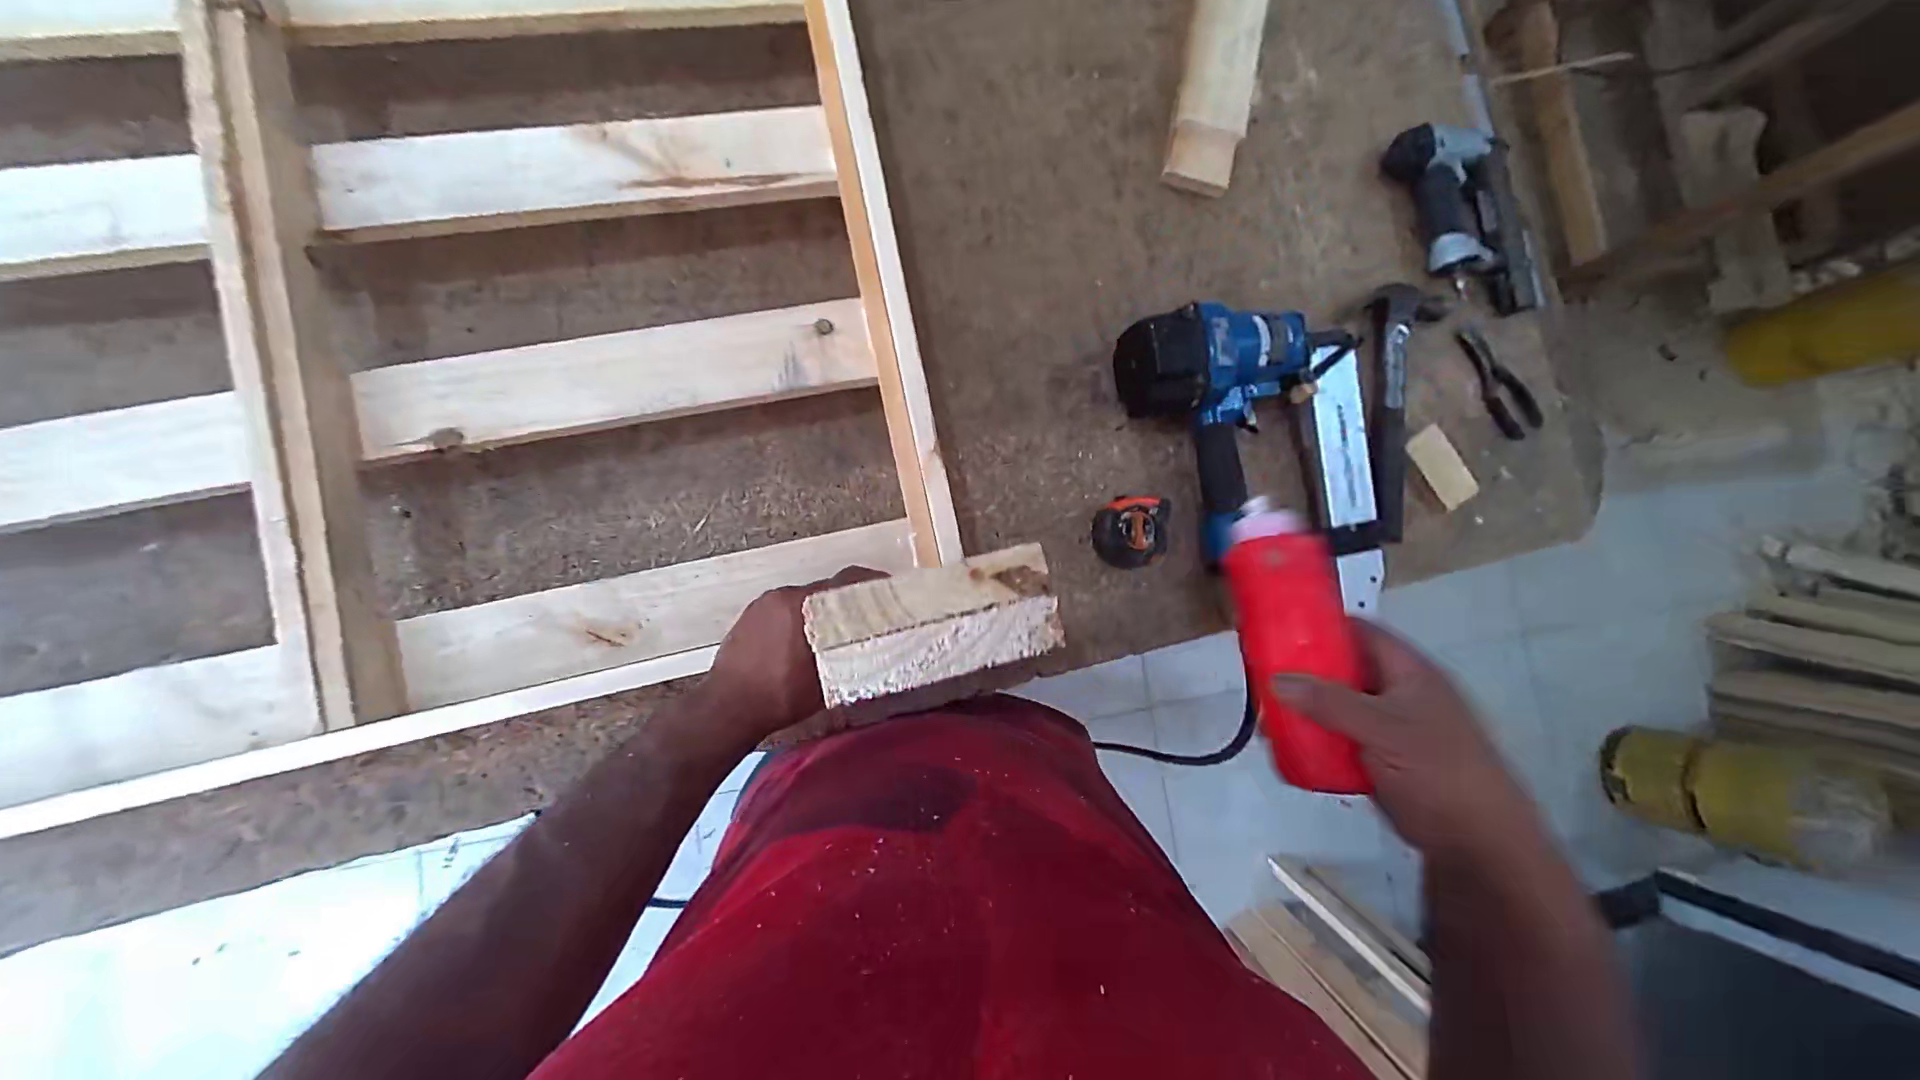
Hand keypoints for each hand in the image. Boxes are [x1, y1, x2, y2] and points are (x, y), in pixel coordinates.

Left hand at [698, 566, 888, 746]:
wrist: (726, 709)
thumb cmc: (780, 696)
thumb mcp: (827, 679)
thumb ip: (851, 654)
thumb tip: (879, 644)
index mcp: (802, 603)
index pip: (846, 581)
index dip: (873, 583)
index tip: (891, 590)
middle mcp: (782, 595)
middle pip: (825, 589)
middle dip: (848, 601)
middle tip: (867, 617)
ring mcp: (762, 604)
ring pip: (804, 599)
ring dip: (823, 611)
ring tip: (836, 633)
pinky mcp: (750, 616)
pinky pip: (784, 609)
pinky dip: (800, 618)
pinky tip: (805, 641)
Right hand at [1271, 621, 1543, 865]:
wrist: (1477, 844)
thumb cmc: (1438, 771)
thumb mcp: (1382, 729)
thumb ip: (1328, 702)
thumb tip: (1275, 680)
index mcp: (1410, 672)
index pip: (1361, 631)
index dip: (1323, 624)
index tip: (1280, 629)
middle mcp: (1400, 692)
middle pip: (1344, 668)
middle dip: (1304, 672)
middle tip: (1264, 675)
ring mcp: (1391, 726)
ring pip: (1337, 705)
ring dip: (1305, 709)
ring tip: (1269, 715)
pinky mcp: (1382, 758)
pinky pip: (1339, 737)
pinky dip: (1315, 738)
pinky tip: (1288, 746)